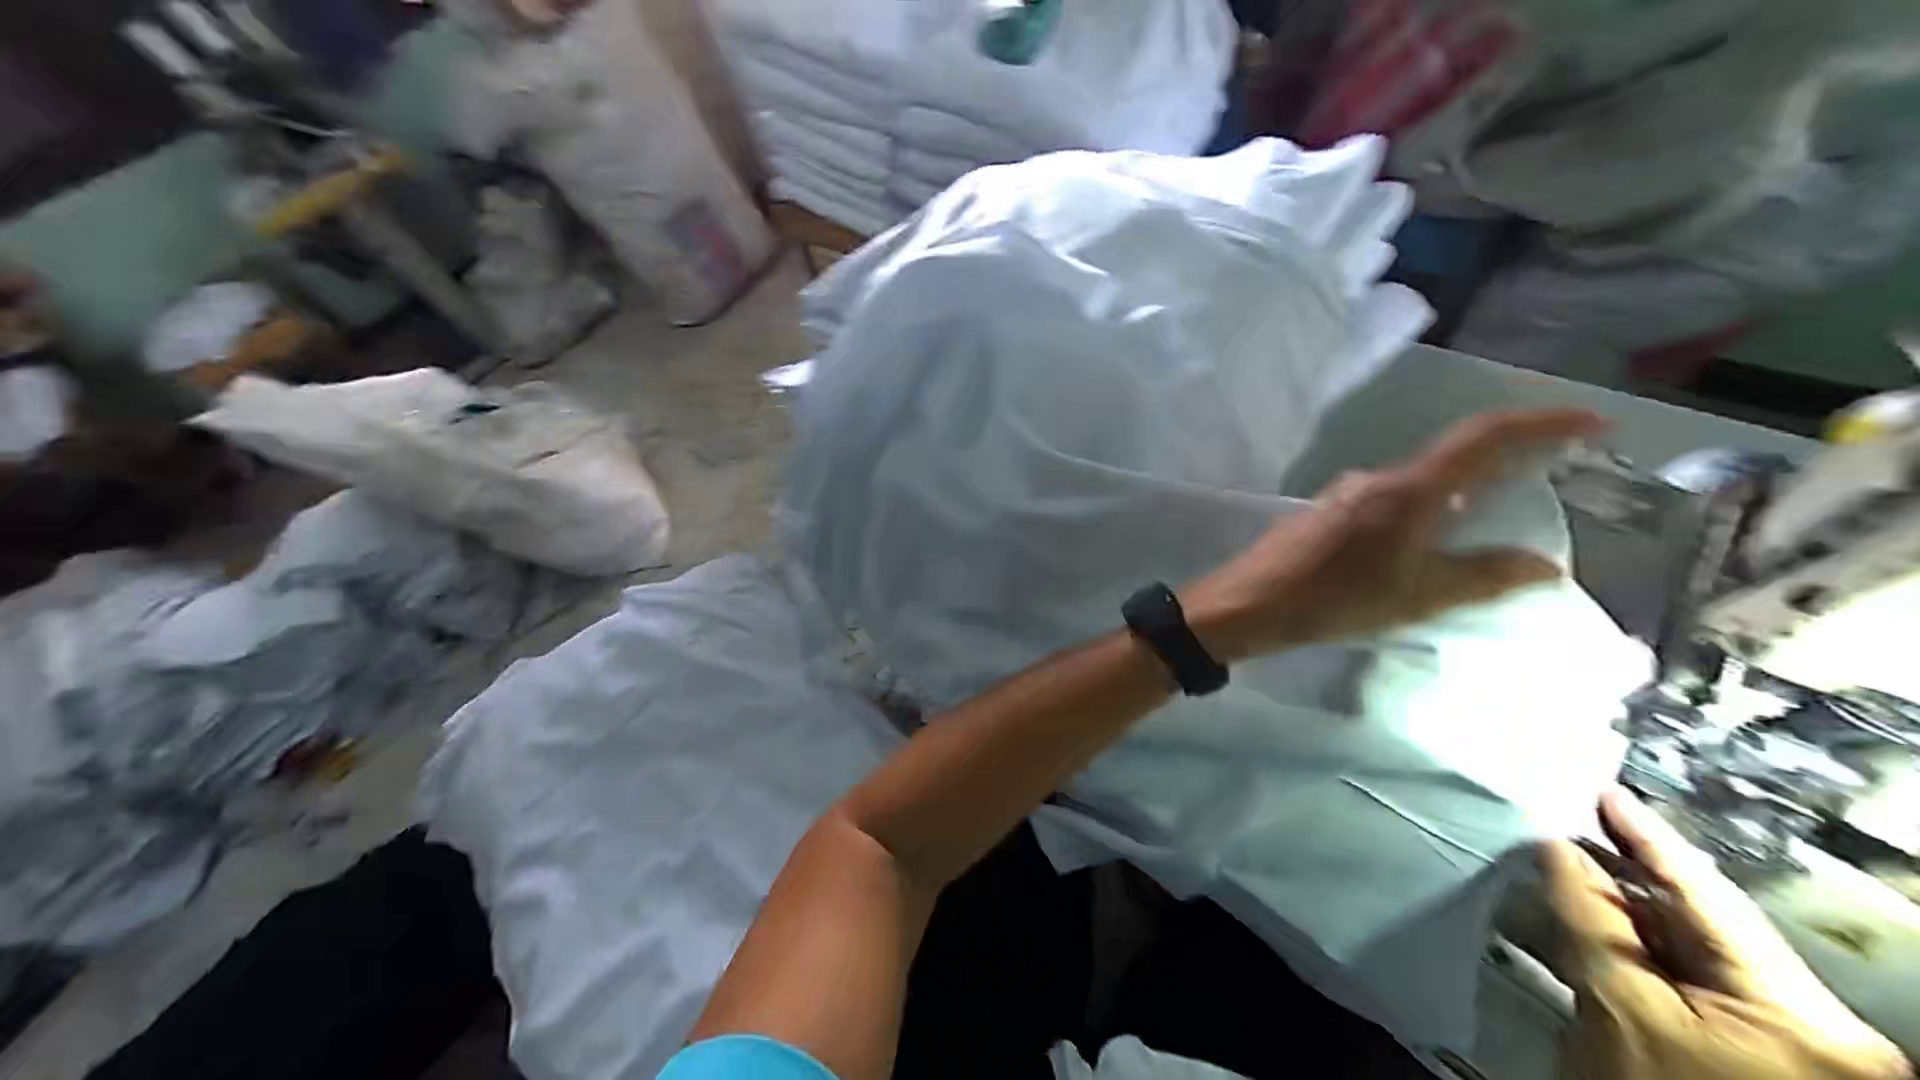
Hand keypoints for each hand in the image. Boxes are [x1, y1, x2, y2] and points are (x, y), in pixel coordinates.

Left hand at [1181, 408, 1606, 659]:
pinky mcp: (1329, 511)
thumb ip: (1485, 576)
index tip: (1594, 422)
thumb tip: (1545, 565)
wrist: (1251, 603)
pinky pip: (1393, 499)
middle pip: (1454, 455)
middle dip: (1510, 458)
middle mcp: (1377, 479)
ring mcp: (1348, 493)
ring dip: (1465, 487)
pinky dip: (1428, 507)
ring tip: (1501, 509)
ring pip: (1422, 480)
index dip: (1543, 422)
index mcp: (1408, 489)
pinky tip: (1434, 535)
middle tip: (1558, 471)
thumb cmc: (1335, 599)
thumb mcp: (1420, 595)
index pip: (1484, 437)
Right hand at [1544, 791, 1910, 1079]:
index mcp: (1806, 1014)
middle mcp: (1814, 1023)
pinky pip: (1686, 979)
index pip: (1711, 899)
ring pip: (1690, 951)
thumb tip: (1558, 850)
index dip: (1650, 840)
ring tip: (1572, 864)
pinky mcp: (1750, 1050)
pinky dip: (1634, 948)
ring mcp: (1788, 1041)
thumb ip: (1590, 920)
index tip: (1606, 794)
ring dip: (1625, 911)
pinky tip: (1591, 922)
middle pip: (1703, 924)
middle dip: (1632, 875)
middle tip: (1578, 823)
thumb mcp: (1618, 1007)